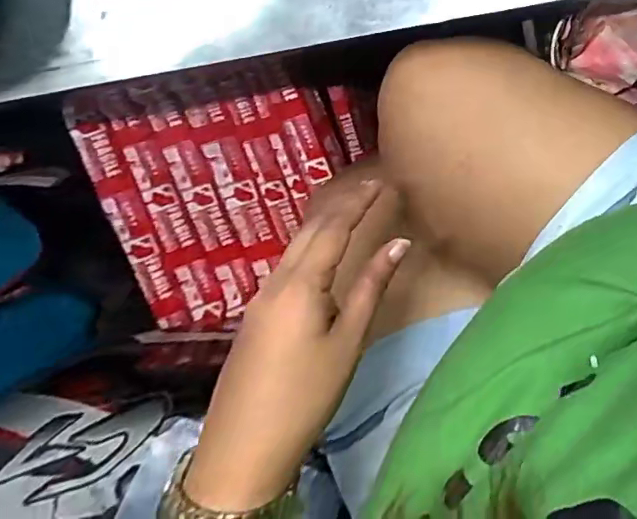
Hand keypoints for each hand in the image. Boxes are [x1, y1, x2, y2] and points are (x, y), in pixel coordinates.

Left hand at [186, 178, 407, 510]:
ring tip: (350, 208)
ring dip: (322, 222)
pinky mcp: (255, 318)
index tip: (382, 182)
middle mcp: (275, 284)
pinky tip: (319, 250)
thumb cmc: (305, 396)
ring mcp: (260, 301)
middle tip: (370, 186)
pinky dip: (309, 244)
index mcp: (300, 286)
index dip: (359, 203)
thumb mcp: (348, 341)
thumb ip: (370, 287)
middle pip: (309, 231)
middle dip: (340, 204)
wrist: (238, 455)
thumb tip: (399, 243)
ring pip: (294, 247)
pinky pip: (286, 265)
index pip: (333, 229)